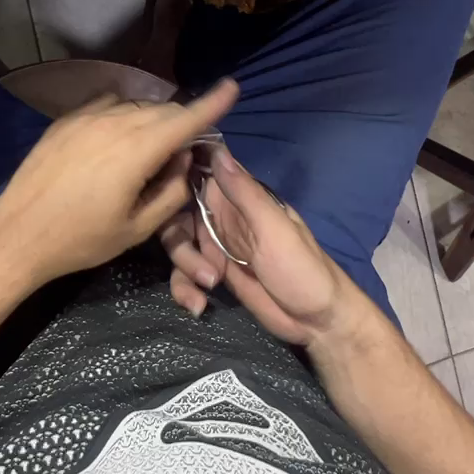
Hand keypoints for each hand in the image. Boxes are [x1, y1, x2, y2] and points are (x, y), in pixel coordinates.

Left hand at [0, 79, 239, 293]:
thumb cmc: (81, 239)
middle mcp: (114, 122)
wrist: (17, 235)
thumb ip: (171, 191)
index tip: (232, 86)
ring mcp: (86, 117)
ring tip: (148, 152)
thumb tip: (183, 160)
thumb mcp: (138, 228)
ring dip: (152, 121)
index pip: (185, 119)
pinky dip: (123, 116)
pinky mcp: (65, 120)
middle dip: (182, 122)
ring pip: (135, 107)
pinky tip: (116, 140)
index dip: (212, 103)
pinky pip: (107, 106)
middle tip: (184, 152)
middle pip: (163, 111)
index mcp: (137, 150)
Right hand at [161, 147, 379, 350]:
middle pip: (176, 211)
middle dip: (176, 237)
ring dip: (184, 267)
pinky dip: (184, 289)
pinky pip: (183, 274)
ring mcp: (216, 245)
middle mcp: (223, 216)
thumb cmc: (302, 269)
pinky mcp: (212, 272)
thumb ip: (244, 193)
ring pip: (176, 244)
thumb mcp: (274, 230)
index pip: (201, 168)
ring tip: (210, 284)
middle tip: (194, 260)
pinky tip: (199, 305)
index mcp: (239, 197)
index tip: (156, 183)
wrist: (317, 322)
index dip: (175, 170)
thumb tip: (217, 150)